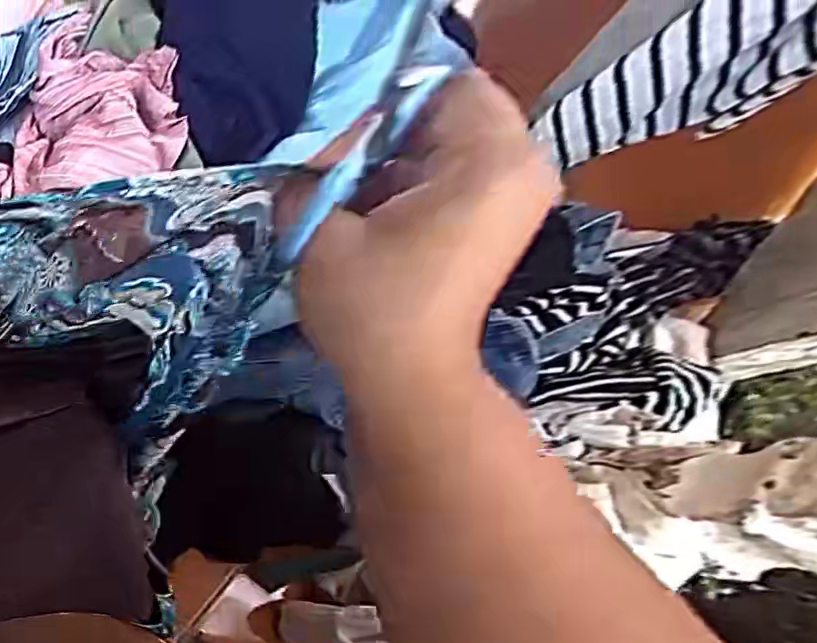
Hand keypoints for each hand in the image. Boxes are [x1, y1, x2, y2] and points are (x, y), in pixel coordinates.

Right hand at [283, 71, 559, 390]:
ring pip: (444, 153)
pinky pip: (450, 184)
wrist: (404, 380)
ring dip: (388, 171)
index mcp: (491, 160)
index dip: (380, 111)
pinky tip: (366, 225)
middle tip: (330, 179)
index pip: (443, 89)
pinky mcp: (493, 227)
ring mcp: (511, 199)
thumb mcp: (321, 243)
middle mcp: (519, 167)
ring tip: (343, 207)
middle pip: (447, 120)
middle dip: (382, 143)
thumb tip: (297, 172)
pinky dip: (406, 194)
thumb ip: (304, 189)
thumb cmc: (368, 311)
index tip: (332, 154)